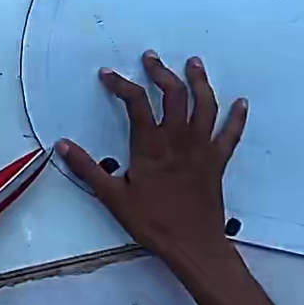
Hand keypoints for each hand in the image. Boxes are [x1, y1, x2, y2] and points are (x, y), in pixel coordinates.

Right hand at [56, 51, 247, 264]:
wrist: (193, 246)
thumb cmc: (152, 222)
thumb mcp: (112, 196)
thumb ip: (87, 168)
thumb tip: (62, 145)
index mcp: (151, 145)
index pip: (136, 102)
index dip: (121, 84)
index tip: (108, 74)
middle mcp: (178, 140)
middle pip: (174, 94)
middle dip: (161, 72)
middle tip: (151, 58)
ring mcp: (202, 148)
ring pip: (204, 105)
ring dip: (198, 81)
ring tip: (193, 63)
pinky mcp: (218, 161)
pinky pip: (231, 134)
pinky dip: (237, 117)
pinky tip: (241, 103)